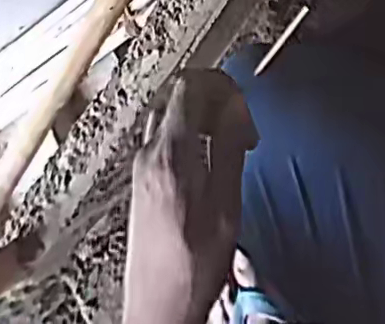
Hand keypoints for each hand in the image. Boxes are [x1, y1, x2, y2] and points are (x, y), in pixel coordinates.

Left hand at [126, 70, 256, 323]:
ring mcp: (142, 164)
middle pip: (178, 92)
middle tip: (240, 122)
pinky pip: (165, 133)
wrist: (157, 310)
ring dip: (202, 113)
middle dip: (213, 96)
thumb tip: (236, 106)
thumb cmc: (194, 268)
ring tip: (229, 138)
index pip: (189, 85)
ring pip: (171, 111)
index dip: (220, 83)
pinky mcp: (143, 177)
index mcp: (170, 153)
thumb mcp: (225, 208)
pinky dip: (190, 129)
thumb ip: (229, 149)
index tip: (242, 104)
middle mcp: (149, 151)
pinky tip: (209, 156)